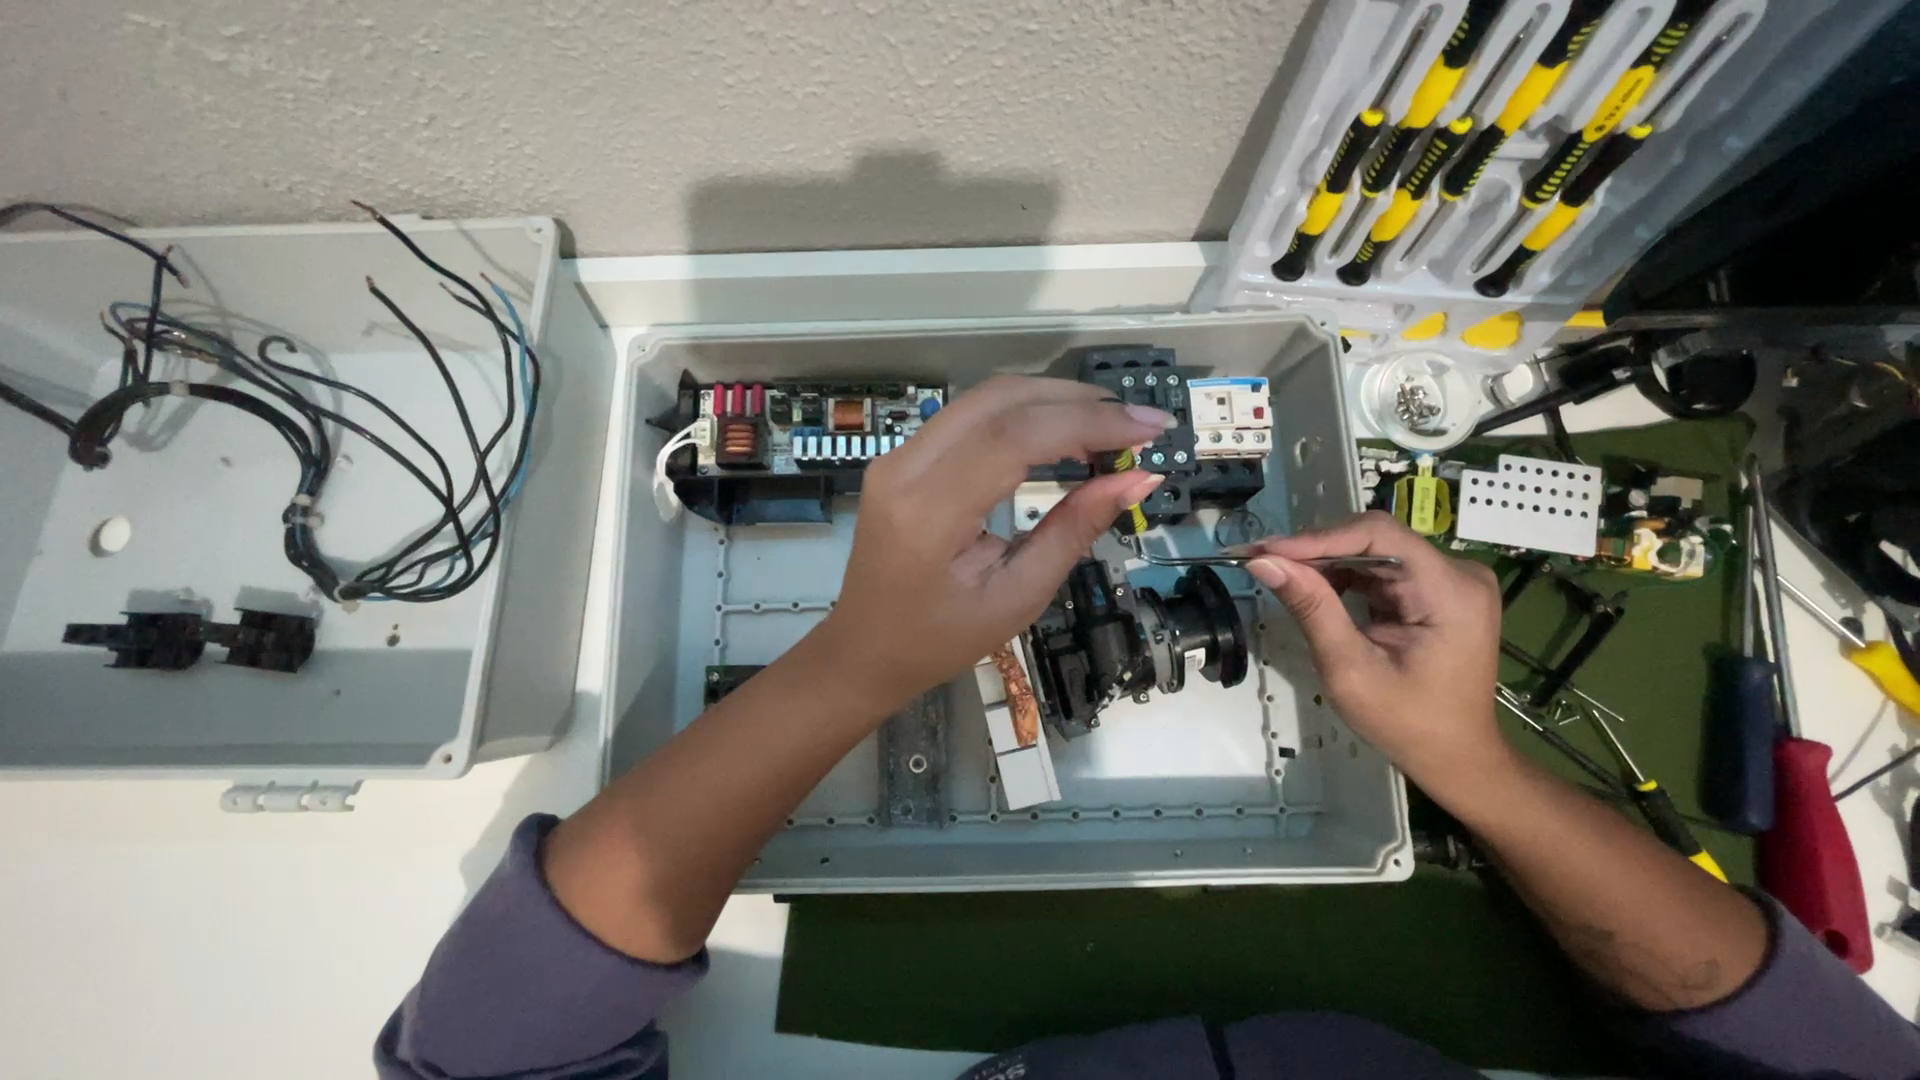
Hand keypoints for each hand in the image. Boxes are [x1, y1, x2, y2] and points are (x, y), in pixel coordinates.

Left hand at [812, 375, 1173, 710]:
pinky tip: (1062, 432)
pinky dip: (1023, 415)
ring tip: (1110, 426)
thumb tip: (1135, 478)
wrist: (865, 649)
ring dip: (1051, 401)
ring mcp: (897, 457)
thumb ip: (1074, 530)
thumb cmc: (939, 640)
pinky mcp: (902, 457)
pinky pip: (969, 417)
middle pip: (999, 402)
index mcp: (928, 513)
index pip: (1014, 438)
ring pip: (984, 399)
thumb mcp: (1017, 597)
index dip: (1088, 423)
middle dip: (1076, 401)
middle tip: (1138, 423)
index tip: (1148, 429)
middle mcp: (904, 469)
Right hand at [1245, 511, 1508, 791]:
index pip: (1377, 536)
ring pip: (1374, 550)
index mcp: (1450, 590)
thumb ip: (1311, 608)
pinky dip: (1343, 576)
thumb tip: (1263, 562)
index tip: (1266, 552)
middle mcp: (1458, 572)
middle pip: (1375, 539)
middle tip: (1260, 560)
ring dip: (1324, 561)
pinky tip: (1312, 587)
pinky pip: (1382, 568)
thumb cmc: (1406, 722)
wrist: (1454, 756)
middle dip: (1315, 549)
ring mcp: (1450, 580)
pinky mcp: (1437, 590)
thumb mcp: (1349, 669)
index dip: (1317, 538)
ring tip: (1278, 572)